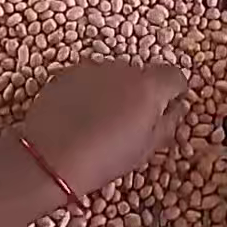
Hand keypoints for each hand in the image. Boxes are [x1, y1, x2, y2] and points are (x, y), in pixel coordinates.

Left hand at [18, 60, 188, 197]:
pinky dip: (89, 89)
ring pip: (114, 74)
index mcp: (149, 87)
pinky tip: (79, 114)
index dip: (174, 92)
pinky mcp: (67, 72)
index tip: (167, 108)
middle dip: (141, 92)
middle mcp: (123, 69)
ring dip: (114, 89)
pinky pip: (88, 77)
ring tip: (100, 119)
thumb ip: (167, 122)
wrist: (49, 157)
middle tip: (130, 120)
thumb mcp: (145, 148)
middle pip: (142, 74)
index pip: (174, 75)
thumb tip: (176, 107)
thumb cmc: (105, 158)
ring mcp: (93, 68)